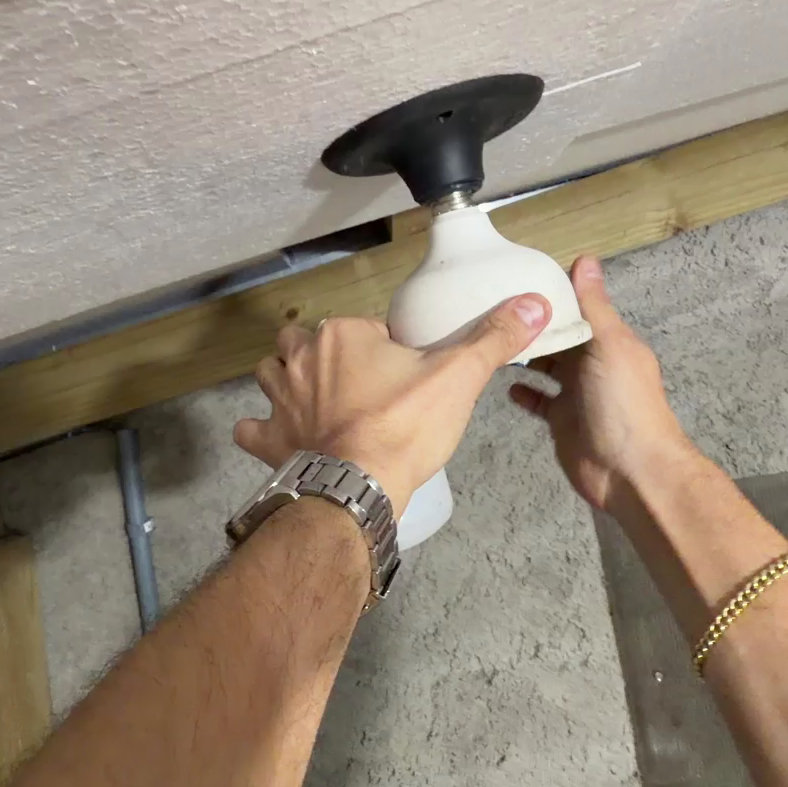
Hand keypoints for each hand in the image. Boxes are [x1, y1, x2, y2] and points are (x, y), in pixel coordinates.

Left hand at [234, 295, 551, 514]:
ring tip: (314, 400)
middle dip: (323, 353)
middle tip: (356, 383)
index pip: (362, 328)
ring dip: (286, 381)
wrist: (360, 485)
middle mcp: (301, 358)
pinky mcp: (268, 439)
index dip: (381, 348)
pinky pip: (251, 427)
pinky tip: (278, 436)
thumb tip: (536, 302)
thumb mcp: (457, 377)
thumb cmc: (405, 424)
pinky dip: (261, 429)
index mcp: (342, 334)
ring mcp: (279, 399)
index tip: (401, 375)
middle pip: (304, 341)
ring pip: (270, 373)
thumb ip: (493, 338)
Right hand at [508, 256, 708, 513]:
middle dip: (533, 325)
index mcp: (608, 340)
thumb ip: (593, 305)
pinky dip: (523, 392)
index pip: (578, 308)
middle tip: (491, 309)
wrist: (629, 470)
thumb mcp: (609, 344)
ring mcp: (576, 392)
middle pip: (559, 336)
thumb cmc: (622, 401)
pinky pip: (538, 400)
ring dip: (524, 355)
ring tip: (491, 341)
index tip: (515, 278)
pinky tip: (503, 383)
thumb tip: (585, 257)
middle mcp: (592, 362)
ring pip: (545, 365)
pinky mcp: (561, 419)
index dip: (552, 294)